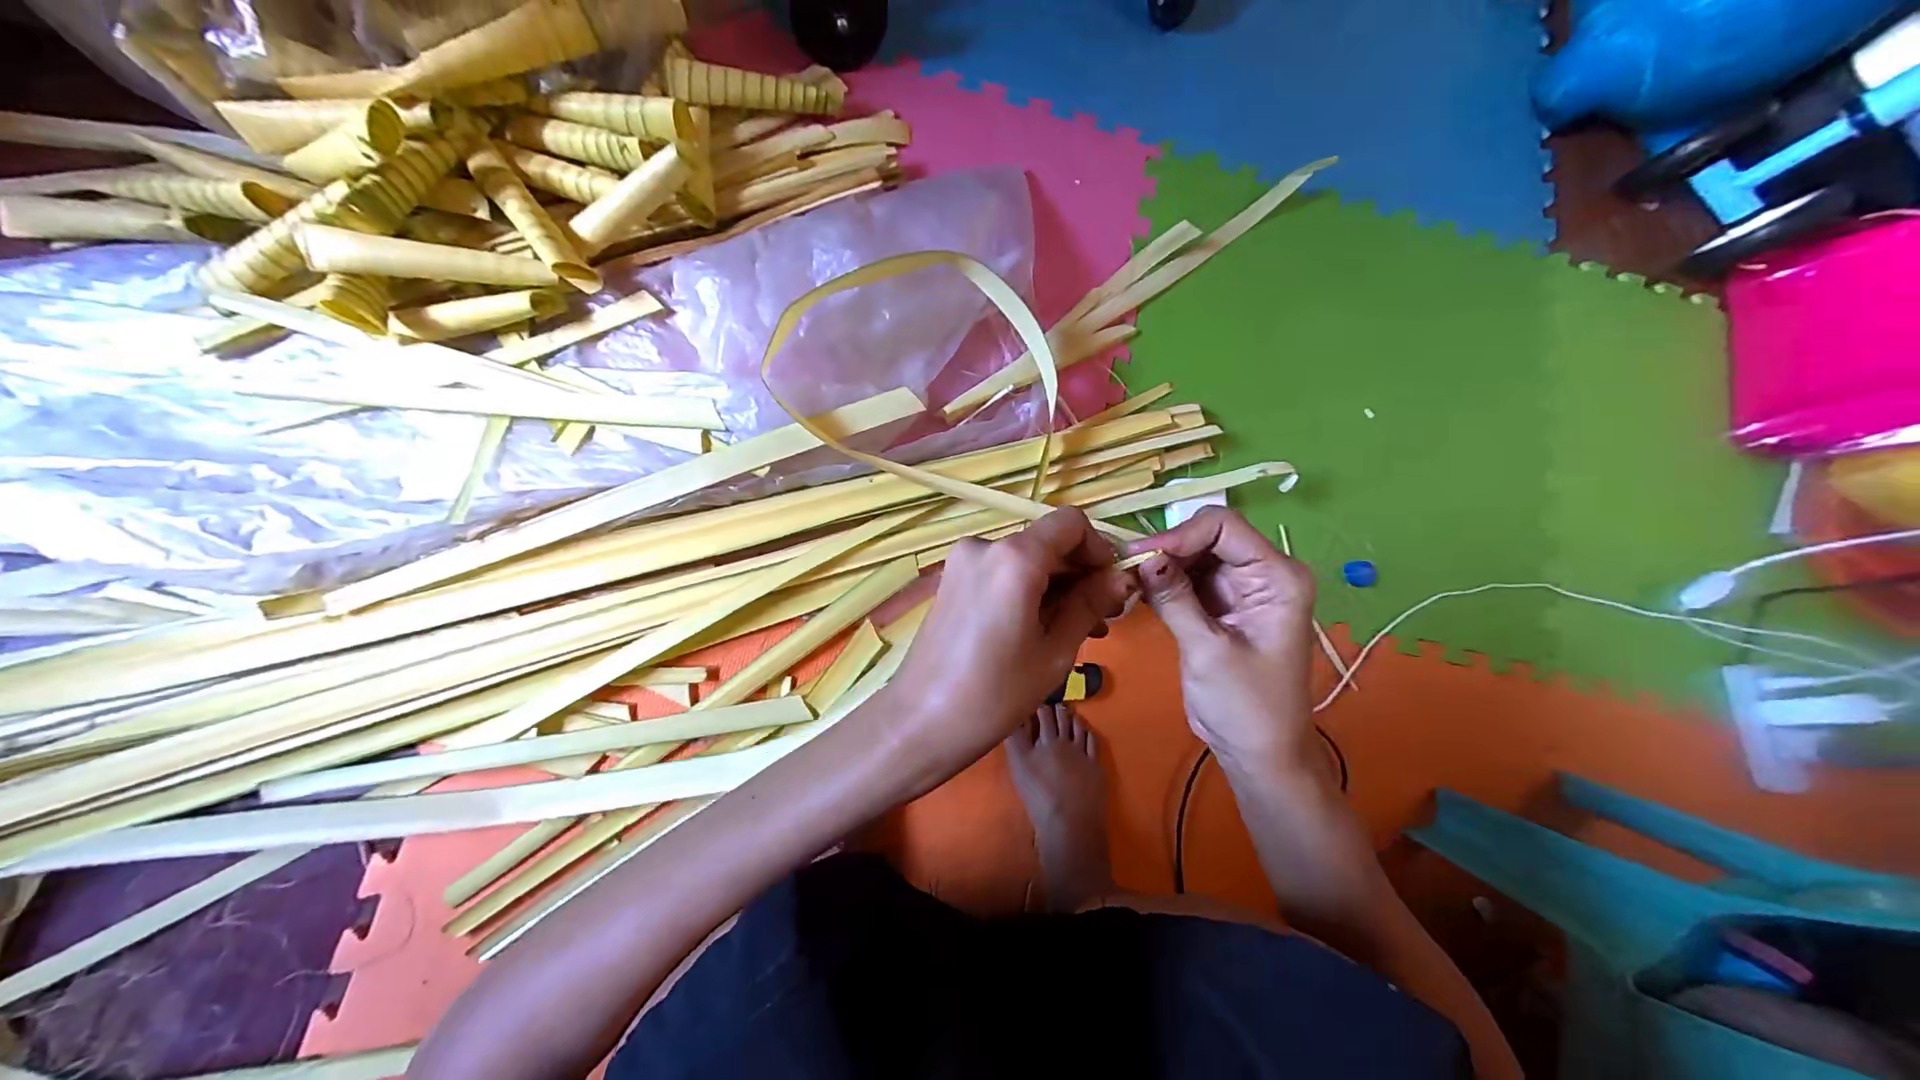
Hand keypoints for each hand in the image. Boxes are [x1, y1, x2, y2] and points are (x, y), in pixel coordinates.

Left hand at [877, 508, 1135, 790]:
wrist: (921, 722)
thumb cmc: (995, 693)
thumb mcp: (1055, 652)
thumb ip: (1090, 604)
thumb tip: (1122, 578)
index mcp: (1014, 558)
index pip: (1070, 523)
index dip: (1099, 549)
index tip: (1112, 586)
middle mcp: (985, 546)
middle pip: (1047, 542)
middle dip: (1080, 573)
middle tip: (1105, 616)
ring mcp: (963, 562)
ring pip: (1026, 560)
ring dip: (1056, 586)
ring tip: (1080, 630)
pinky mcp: (952, 581)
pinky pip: (1002, 574)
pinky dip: (1028, 591)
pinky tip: (1043, 627)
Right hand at [1130, 507, 1316, 771]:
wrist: (1259, 753)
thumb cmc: (1246, 706)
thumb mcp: (1207, 651)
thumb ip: (1175, 599)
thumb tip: (1141, 558)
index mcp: (1278, 577)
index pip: (1224, 528)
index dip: (1180, 534)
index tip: (1140, 556)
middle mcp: (1263, 574)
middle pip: (1208, 537)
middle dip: (1167, 548)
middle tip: (1125, 566)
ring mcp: (1240, 589)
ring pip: (1193, 556)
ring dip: (1161, 564)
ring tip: (1126, 577)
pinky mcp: (1219, 605)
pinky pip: (1187, 579)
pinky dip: (1163, 582)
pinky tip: (1138, 589)